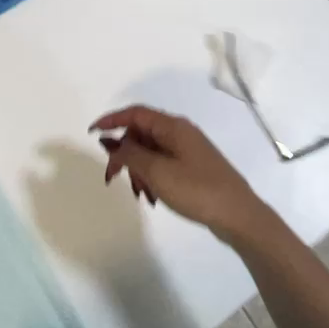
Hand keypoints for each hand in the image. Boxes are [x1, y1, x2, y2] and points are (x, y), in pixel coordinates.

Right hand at [91, 105, 276, 247]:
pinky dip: (151, 177)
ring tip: (139, 194)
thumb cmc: (197, 189)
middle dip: (124, 154)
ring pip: (151, 152)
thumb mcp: (157, 172)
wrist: (237, 214)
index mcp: (173, 127)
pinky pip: (162, 164)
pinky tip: (151, 197)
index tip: (91, 133)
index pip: (135, 113)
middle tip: (111, 178)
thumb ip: (131, 154)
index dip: (111, 120)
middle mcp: (180, 133)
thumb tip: (111, 141)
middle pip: (141, 133)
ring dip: (138, 169)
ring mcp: (188, 150)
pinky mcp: (193, 167)